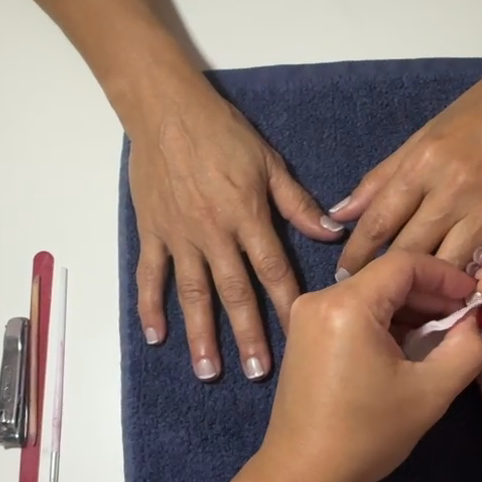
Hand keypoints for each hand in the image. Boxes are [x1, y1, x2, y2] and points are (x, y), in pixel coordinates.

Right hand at [128, 84, 340, 380]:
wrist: (164, 109)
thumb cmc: (222, 132)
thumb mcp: (269, 162)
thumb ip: (298, 203)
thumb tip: (332, 233)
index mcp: (247, 216)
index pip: (272, 269)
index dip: (286, 305)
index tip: (298, 338)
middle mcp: (214, 234)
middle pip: (234, 292)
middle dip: (247, 334)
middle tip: (256, 372)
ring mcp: (179, 237)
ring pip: (191, 293)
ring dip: (200, 334)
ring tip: (208, 370)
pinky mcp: (151, 233)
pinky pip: (149, 275)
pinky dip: (149, 306)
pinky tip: (155, 337)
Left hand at [259, 254, 481, 481]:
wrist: (303, 477)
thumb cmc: (367, 435)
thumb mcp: (430, 392)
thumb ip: (467, 348)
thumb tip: (479, 320)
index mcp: (347, 304)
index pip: (405, 263)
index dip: (448, 276)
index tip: (477, 298)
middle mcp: (319, 299)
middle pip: (386, 278)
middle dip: (431, 295)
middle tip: (467, 320)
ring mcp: (306, 319)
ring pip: (371, 297)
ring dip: (410, 312)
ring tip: (444, 338)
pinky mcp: (304, 338)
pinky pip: (353, 315)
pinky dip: (385, 325)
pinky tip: (410, 349)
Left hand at [329, 55, 481, 298]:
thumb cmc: (478, 113)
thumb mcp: (421, 137)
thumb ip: (381, 180)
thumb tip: (340, 214)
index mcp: (423, 166)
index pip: (378, 222)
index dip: (356, 256)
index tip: (342, 278)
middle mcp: (454, 190)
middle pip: (411, 250)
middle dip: (388, 281)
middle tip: (374, 308)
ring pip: (453, 264)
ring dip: (434, 293)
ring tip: (415, 316)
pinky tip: (475, 307)